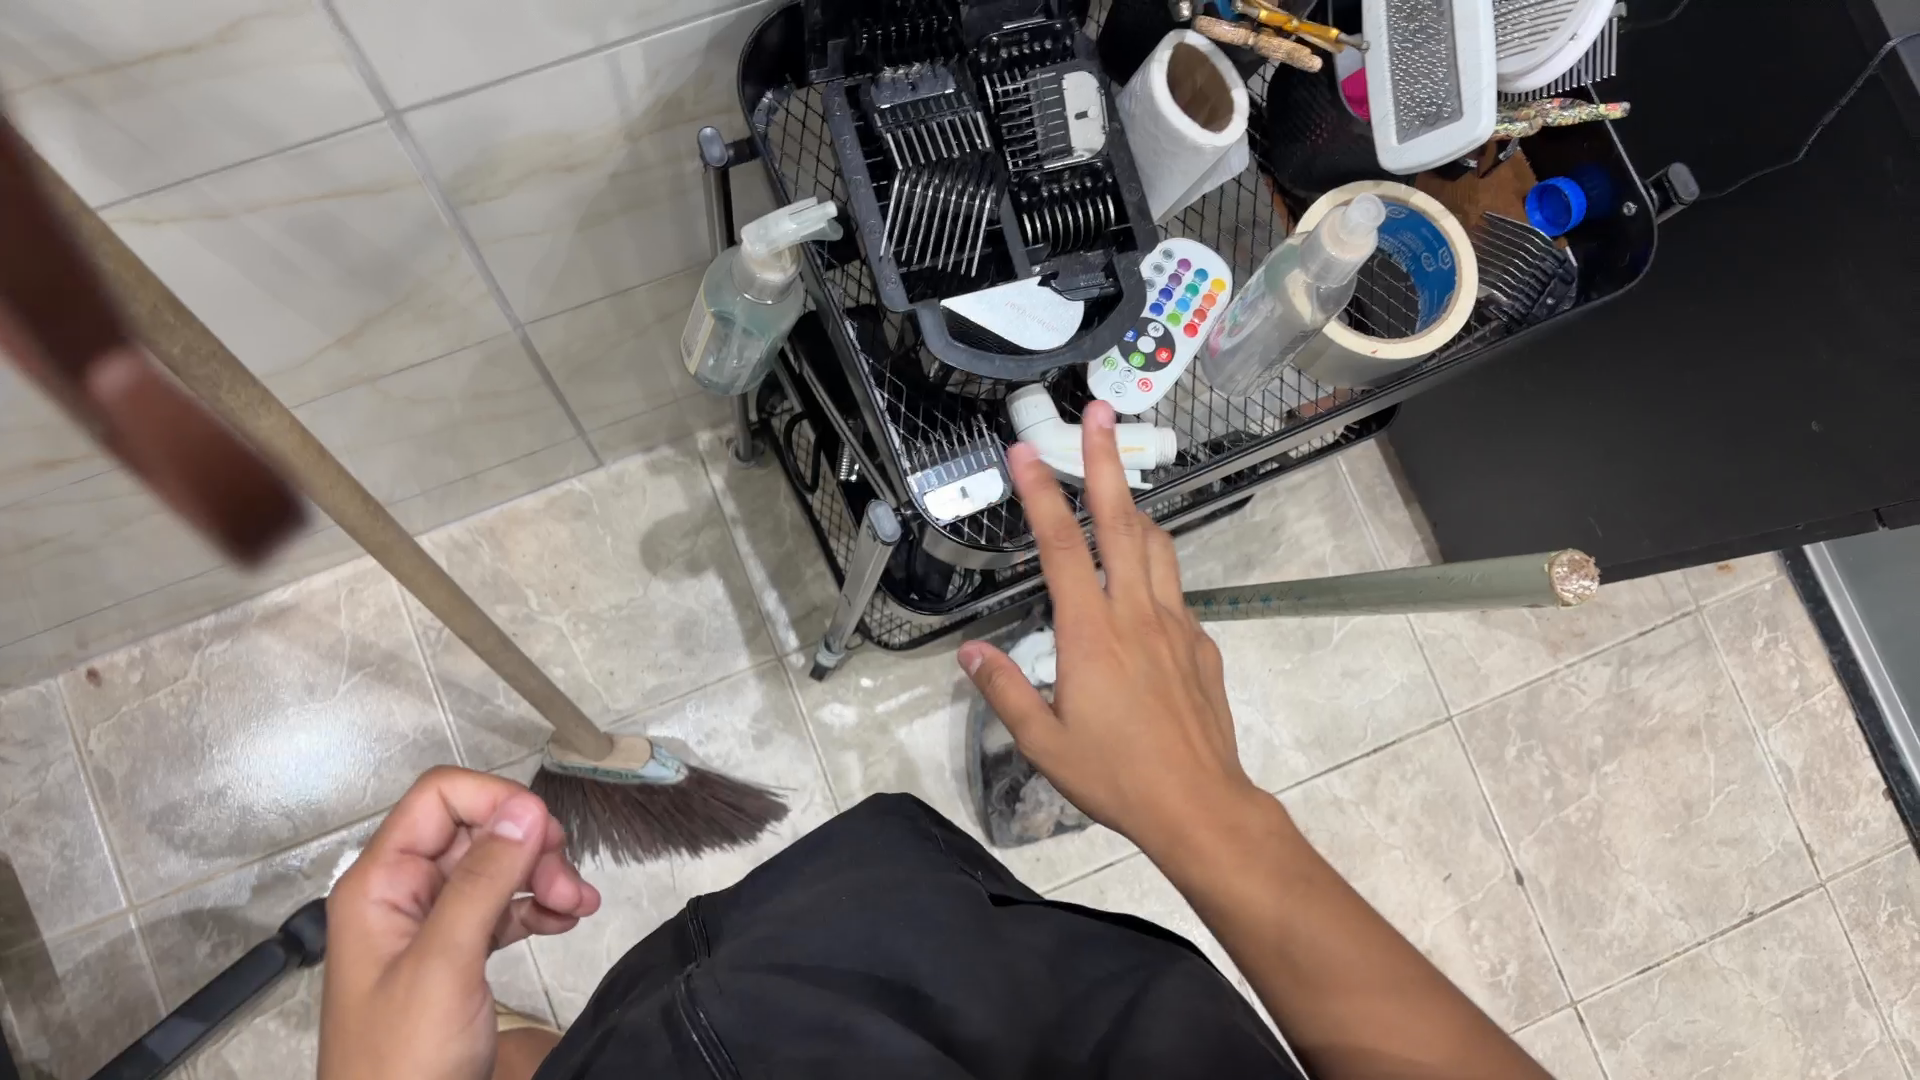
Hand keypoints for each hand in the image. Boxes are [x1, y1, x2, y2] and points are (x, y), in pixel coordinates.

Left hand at [320, 767, 601, 1079]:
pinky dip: (543, 904)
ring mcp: (435, 919)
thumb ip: (484, 880)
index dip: (495, 800)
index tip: (542, 833)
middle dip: (532, 847)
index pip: (441, 798)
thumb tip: (529, 805)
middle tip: (566, 882)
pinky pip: (511, 901)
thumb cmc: (404, 1063)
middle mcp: (407, 890)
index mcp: (382, 883)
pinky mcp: (463, 947)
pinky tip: (567, 920)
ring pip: (503, 863)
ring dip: (547, 875)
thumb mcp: (444, 965)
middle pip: (481, 828)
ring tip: (577, 905)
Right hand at [958, 402, 1262, 856]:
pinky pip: (1172, 588)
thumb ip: (1003, 691)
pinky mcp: (1199, 641)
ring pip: (1156, 544)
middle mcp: (1136, 613)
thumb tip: (969, 653)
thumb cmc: (1115, 775)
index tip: (1025, 451)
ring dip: (1133, 504)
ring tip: (1115, 483)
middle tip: (1099, 412)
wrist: (1200, 804)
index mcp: (1091, 632)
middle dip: (1106, 461)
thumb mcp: (1043, 743)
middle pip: (1120, 521)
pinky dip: (1152, 568)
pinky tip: (1138, 591)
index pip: (1062, 547)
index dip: (1041, 494)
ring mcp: (1175, 623)